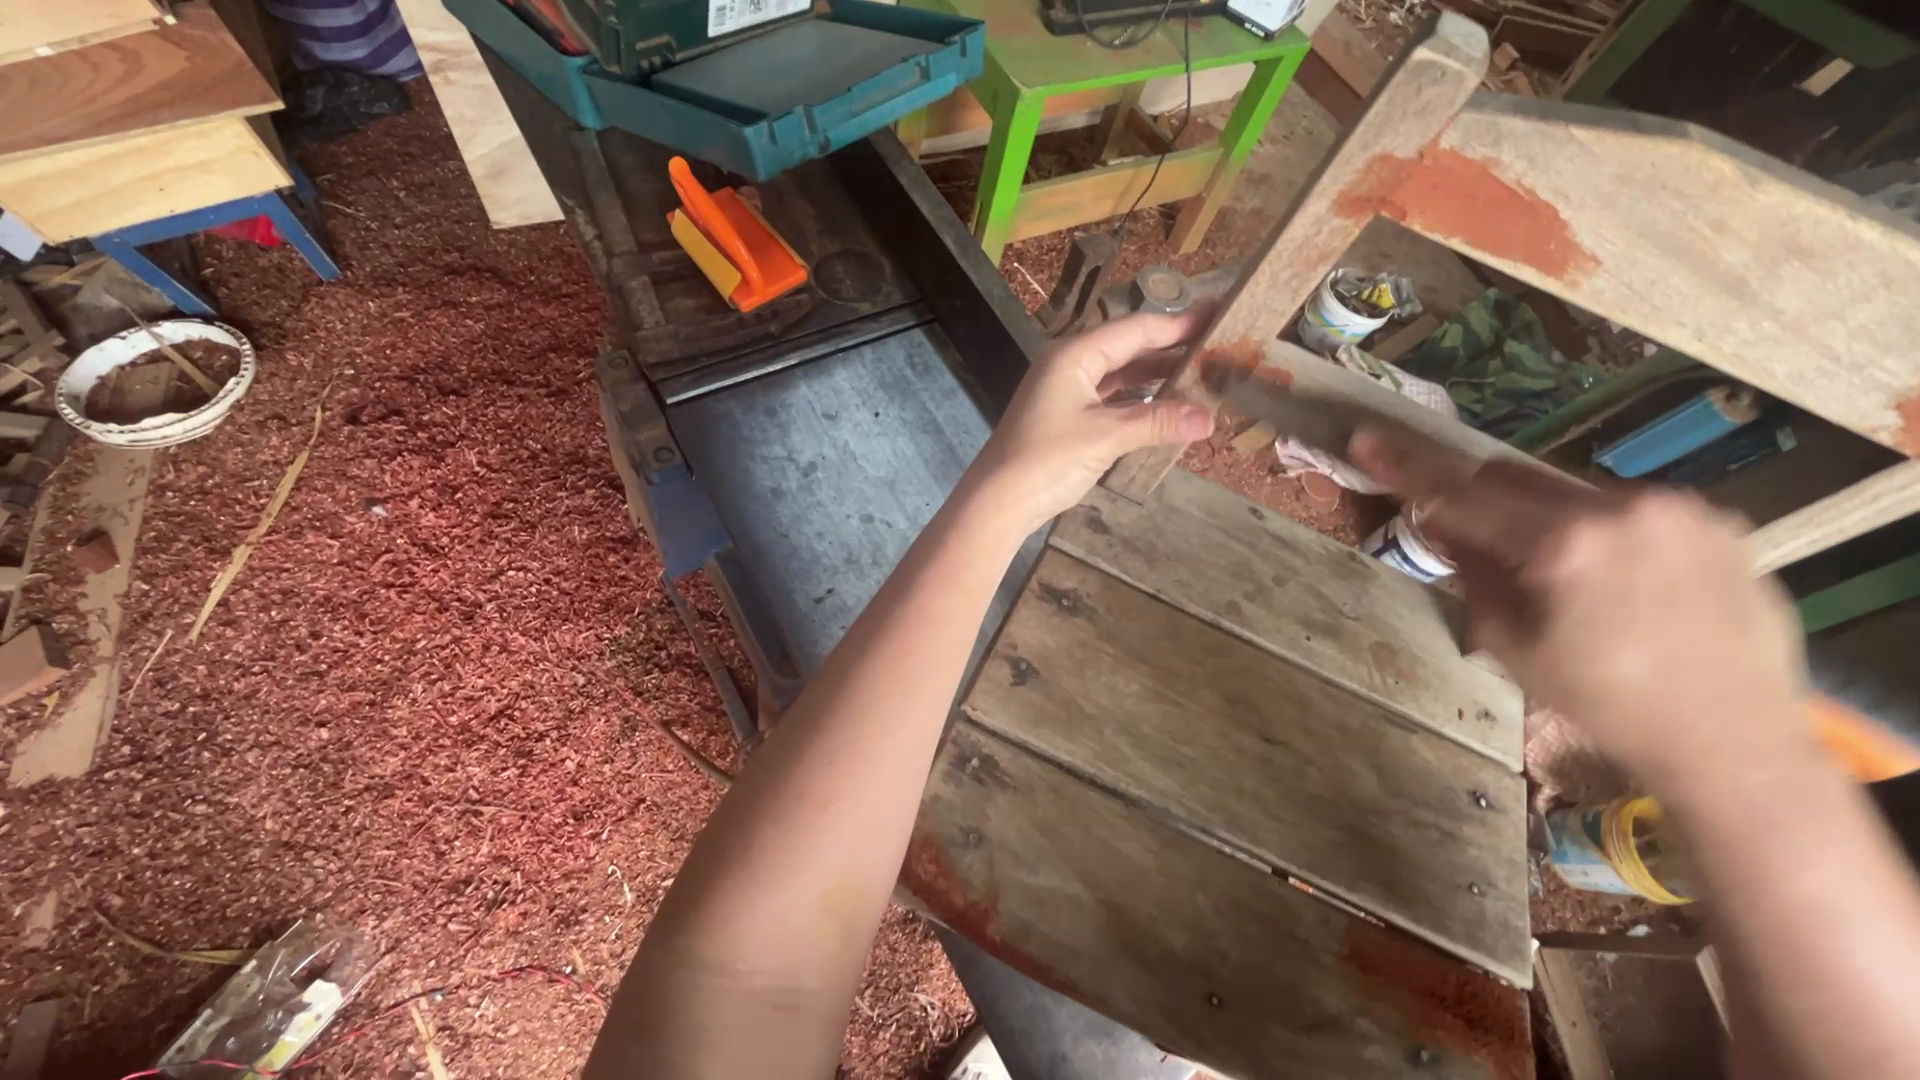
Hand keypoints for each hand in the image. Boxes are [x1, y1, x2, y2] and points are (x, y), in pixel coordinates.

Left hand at [966, 312, 1215, 533]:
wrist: (997, 502)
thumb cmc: (1046, 460)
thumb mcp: (1105, 437)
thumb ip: (1157, 422)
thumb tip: (1209, 418)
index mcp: (1074, 355)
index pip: (1135, 329)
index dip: (1178, 324)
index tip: (1219, 315)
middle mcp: (1069, 365)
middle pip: (1128, 348)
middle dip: (1171, 348)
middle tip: (1219, 345)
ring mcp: (1065, 392)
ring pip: (1120, 375)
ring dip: (1157, 376)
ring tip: (1202, 374)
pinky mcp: (1066, 418)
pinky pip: (1110, 399)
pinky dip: (1139, 401)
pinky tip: (1166, 406)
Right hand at [1349, 428, 1808, 785]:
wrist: (1732, 740)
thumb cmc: (1605, 702)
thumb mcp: (1510, 644)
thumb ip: (1472, 573)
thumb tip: (1445, 525)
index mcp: (1564, 544)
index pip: (1463, 493)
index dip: (1407, 467)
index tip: (1366, 441)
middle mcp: (1622, 507)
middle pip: (1512, 475)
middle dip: (1475, 500)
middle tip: (1465, 541)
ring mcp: (1677, 509)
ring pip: (1568, 490)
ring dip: (1540, 518)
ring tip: (1559, 579)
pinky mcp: (1716, 521)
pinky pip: (1626, 507)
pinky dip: (1597, 529)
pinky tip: (1617, 582)